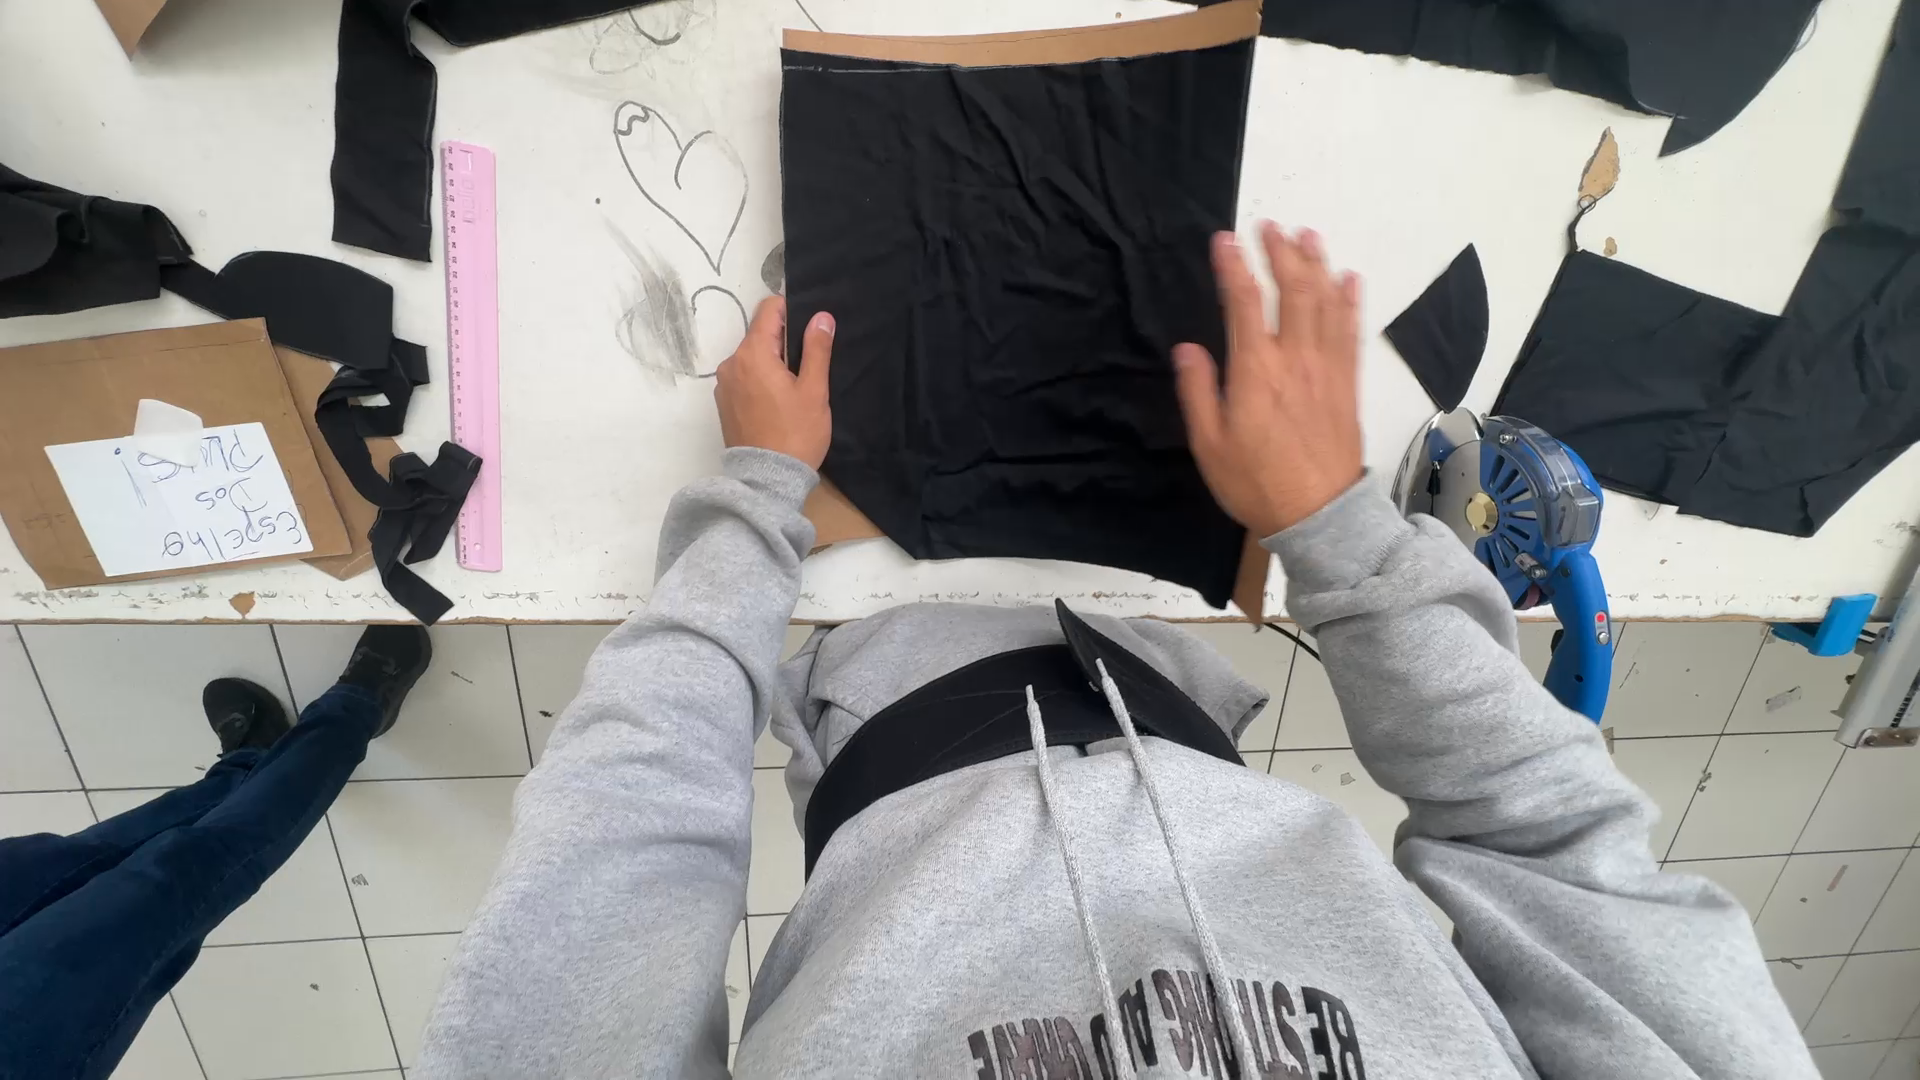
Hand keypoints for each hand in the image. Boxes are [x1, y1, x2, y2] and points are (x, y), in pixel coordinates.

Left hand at [715, 297, 834, 468]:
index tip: (809, 333)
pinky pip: (744, 379)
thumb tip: (821, 317)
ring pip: (752, 359)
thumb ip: (817, 350)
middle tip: (807, 371)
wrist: (768, 480)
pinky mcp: (724, 404)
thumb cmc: (796, 434)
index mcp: (753, 354)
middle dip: (783, 344)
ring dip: (771, 365)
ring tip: (792, 392)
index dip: (792, 313)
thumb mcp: (814, 391)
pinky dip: (759, 382)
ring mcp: (724, 385)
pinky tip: (776, 406)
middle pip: (759, 335)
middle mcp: (731, 363)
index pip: (769, 310)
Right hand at [1173, 221, 1363, 536]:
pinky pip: (1351, 330)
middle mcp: (1295, 359)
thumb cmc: (1253, 481)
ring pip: (1326, 301)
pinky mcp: (1348, 382)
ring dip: (1316, 264)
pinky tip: (1347, 279)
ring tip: (1306, 236)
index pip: (1245, 304)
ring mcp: (1328, 368)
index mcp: (1256, 371)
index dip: (1234, 267)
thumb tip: (1188, 348)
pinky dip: (1349, 299)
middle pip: (1294, 290)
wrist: (1317, 514)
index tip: (1223, 240)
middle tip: (1269, 226)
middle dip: (1280, 252)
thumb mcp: (1209, 444)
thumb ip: (1198, 391)